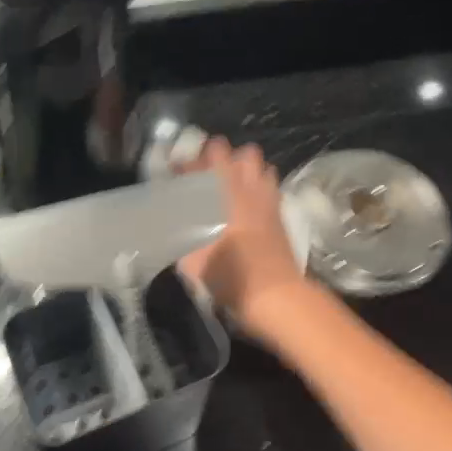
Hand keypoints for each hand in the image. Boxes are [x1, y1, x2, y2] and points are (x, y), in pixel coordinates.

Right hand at [177, 138, 317, 334]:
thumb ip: (180, 237)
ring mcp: (268, 200)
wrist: (274, 296)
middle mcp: (248, 189)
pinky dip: (258, 186)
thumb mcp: (192, 261)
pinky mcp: (280, 214)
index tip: (179, 173)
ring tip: (231, 186)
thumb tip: (171, 225)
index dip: (191, 163)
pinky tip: (247, 205)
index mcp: (224, 194)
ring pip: (260, 166)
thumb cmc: (230, 275)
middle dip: (225, 158)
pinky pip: (270, 186)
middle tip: (208, 175)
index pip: (206, 160)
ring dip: (245, 169)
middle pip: (242, 154)